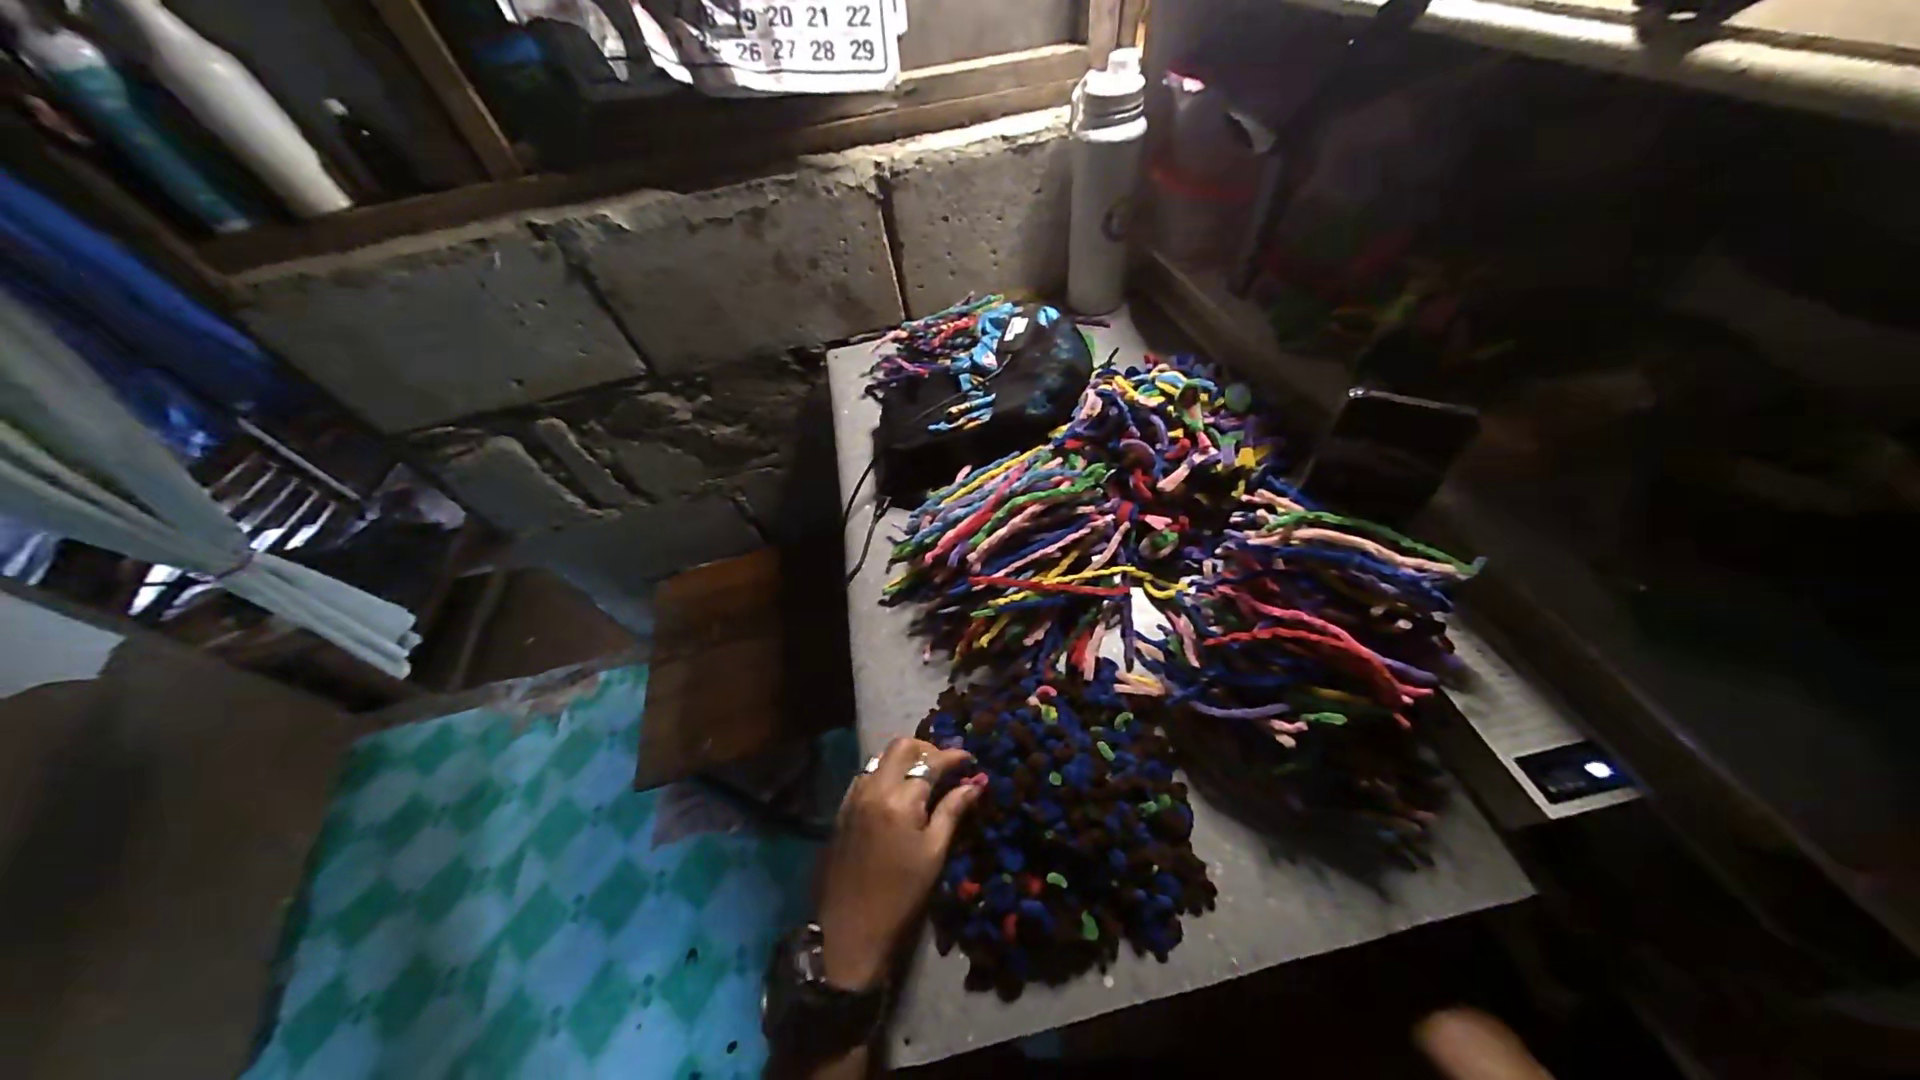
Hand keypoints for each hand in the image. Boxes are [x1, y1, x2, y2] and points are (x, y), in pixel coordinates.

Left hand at [816, 737, 985, 990]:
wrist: (851, 928)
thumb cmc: (901, 894)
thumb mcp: (934, 852)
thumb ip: (953, 811)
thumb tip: (975, 783)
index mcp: (900, 800)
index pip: (931, 762)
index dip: (953, 757)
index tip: (970, 760)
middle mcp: (874, 789)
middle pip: (901, 746)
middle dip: (927, 749)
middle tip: (945, 766)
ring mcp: (854, 796)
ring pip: (880, 756)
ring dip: (904, 758)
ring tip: (924, 776)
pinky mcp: (843, 808)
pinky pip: (866, 774)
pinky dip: (885, 772)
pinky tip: (898, 791)